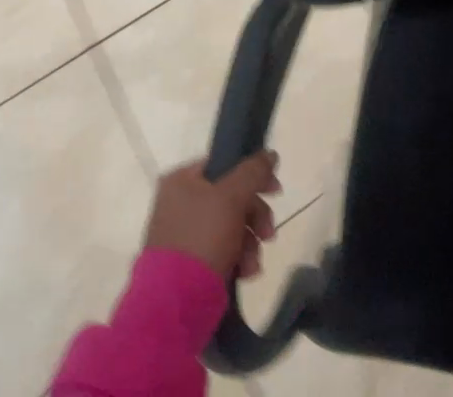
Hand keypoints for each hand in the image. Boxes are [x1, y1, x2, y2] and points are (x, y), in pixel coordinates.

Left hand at [145, 152, 281, 280]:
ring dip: (250, 242)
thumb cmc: (202, 238)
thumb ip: (253, 172)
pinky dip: (239, 258)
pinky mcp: (191, 261)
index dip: (253, 175)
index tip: (276, 191)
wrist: (176, 300)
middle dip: (256, 217)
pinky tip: (245, 271)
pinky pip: (223, 249)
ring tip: (253, 261)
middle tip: (268, 233)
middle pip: (231, 197)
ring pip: (232, 225)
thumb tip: (270, 153)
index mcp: (181, 181)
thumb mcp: (231, 197)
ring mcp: (184, 233)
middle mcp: (179, 203)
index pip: (224, 164)